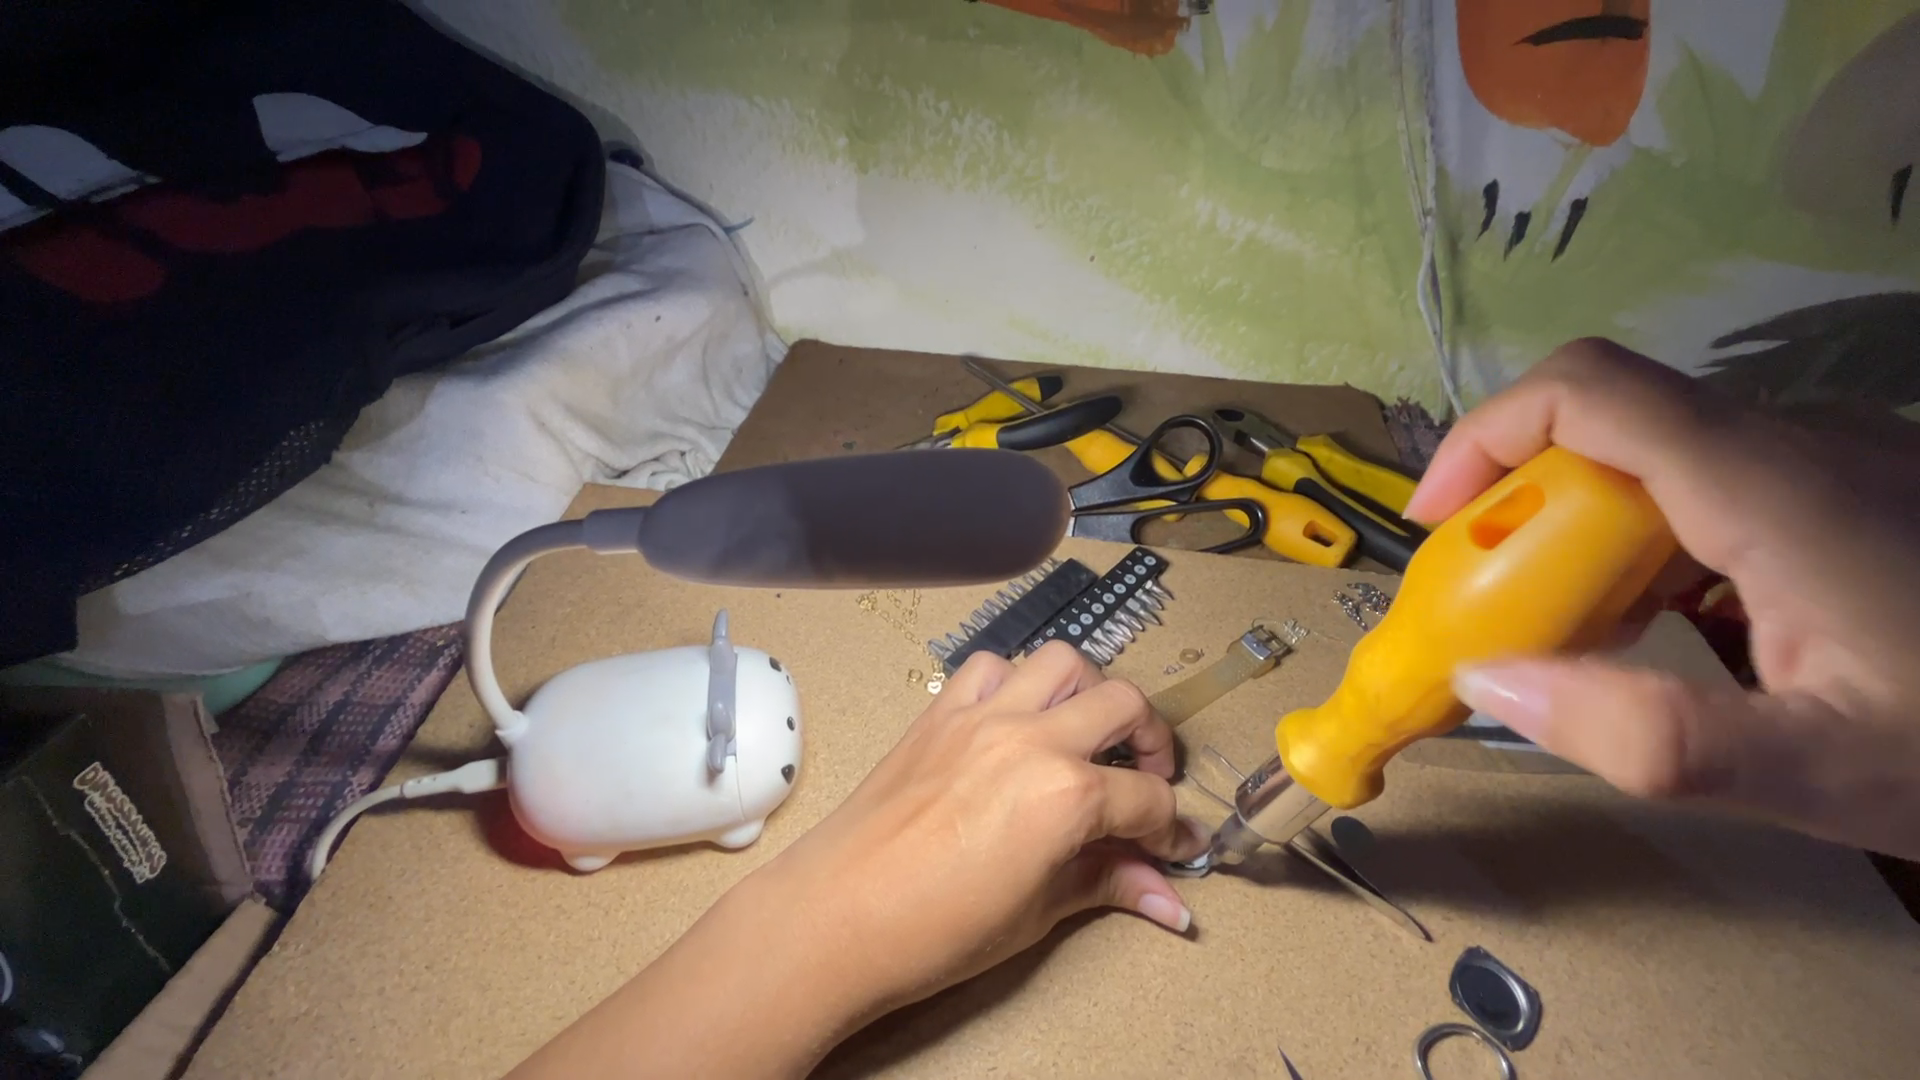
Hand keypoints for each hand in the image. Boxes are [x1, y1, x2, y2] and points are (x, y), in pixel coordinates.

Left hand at [506, 642, 1206, 1079]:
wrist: (837, 913)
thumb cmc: (939, 931)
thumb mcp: (1037, 914)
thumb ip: (1108, 885)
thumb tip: (1172, 901)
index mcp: (1063, 795)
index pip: (1146, 798)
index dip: (1171, 826)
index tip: (1174, 845)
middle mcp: (1030, 736)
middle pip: (1122, 702)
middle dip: (1150, 738)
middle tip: (1143, 774)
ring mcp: (982, 713)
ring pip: (1059, 660)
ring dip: (1086, 688)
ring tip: (1082, 729)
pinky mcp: (940, 709)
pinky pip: (989, 665)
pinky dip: (1014, 679)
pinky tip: (1013, 716)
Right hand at [1405, 338, 1919, 860]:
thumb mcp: (1831, 770)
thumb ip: (1649, 735)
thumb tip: (1483, 678)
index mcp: (1772, 486)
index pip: (1588, 391)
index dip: (1484, 434)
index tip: (1438, 520)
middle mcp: (1790, 448)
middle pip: (1598, 424)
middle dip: (1510, 498)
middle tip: (1486, 592)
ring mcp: (1820, 465)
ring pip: (1638, 455)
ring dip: (1561, 521)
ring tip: (1550, 611)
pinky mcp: (1834, 493)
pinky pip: (1687, 485)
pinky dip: (1621, 537)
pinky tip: (1644, 614)